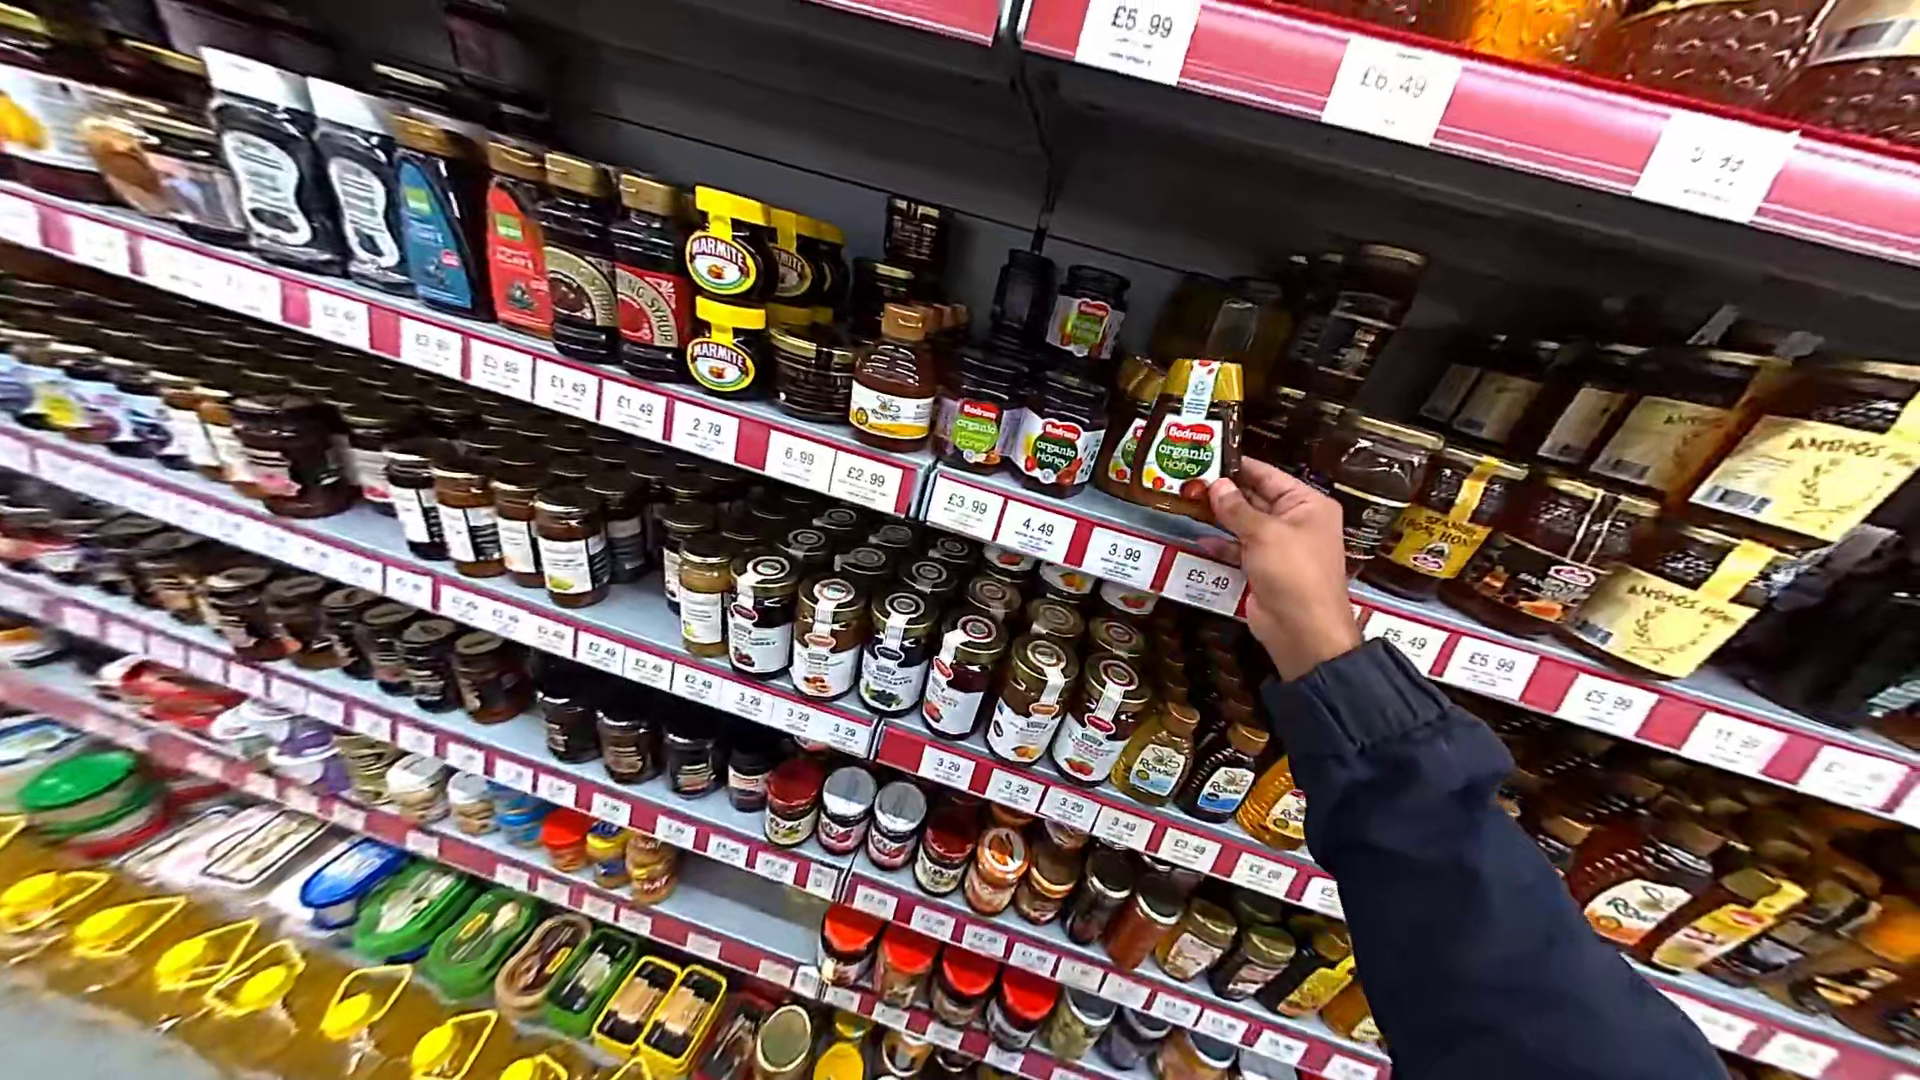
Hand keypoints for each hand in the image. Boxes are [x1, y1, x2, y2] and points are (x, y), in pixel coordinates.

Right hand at [1205, 458, 1361, 680]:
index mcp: (1307, 505)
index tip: (1209, 457)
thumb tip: (1216, 485)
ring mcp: (1278, 546)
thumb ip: (1236, 508)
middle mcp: (1294, 521)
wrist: (1302, 630)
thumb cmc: (1293, 573)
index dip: (1239, 466)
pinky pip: (1238, 548)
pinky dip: (1220, 543)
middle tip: (1189, 480)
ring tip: (1187, 503)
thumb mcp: (1264, 533)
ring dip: (1218, 516)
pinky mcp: (1262, 568)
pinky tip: (1199, 537)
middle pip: (1254, 498)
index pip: (1268, 476)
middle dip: (1224, 492)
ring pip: (1243, 523)